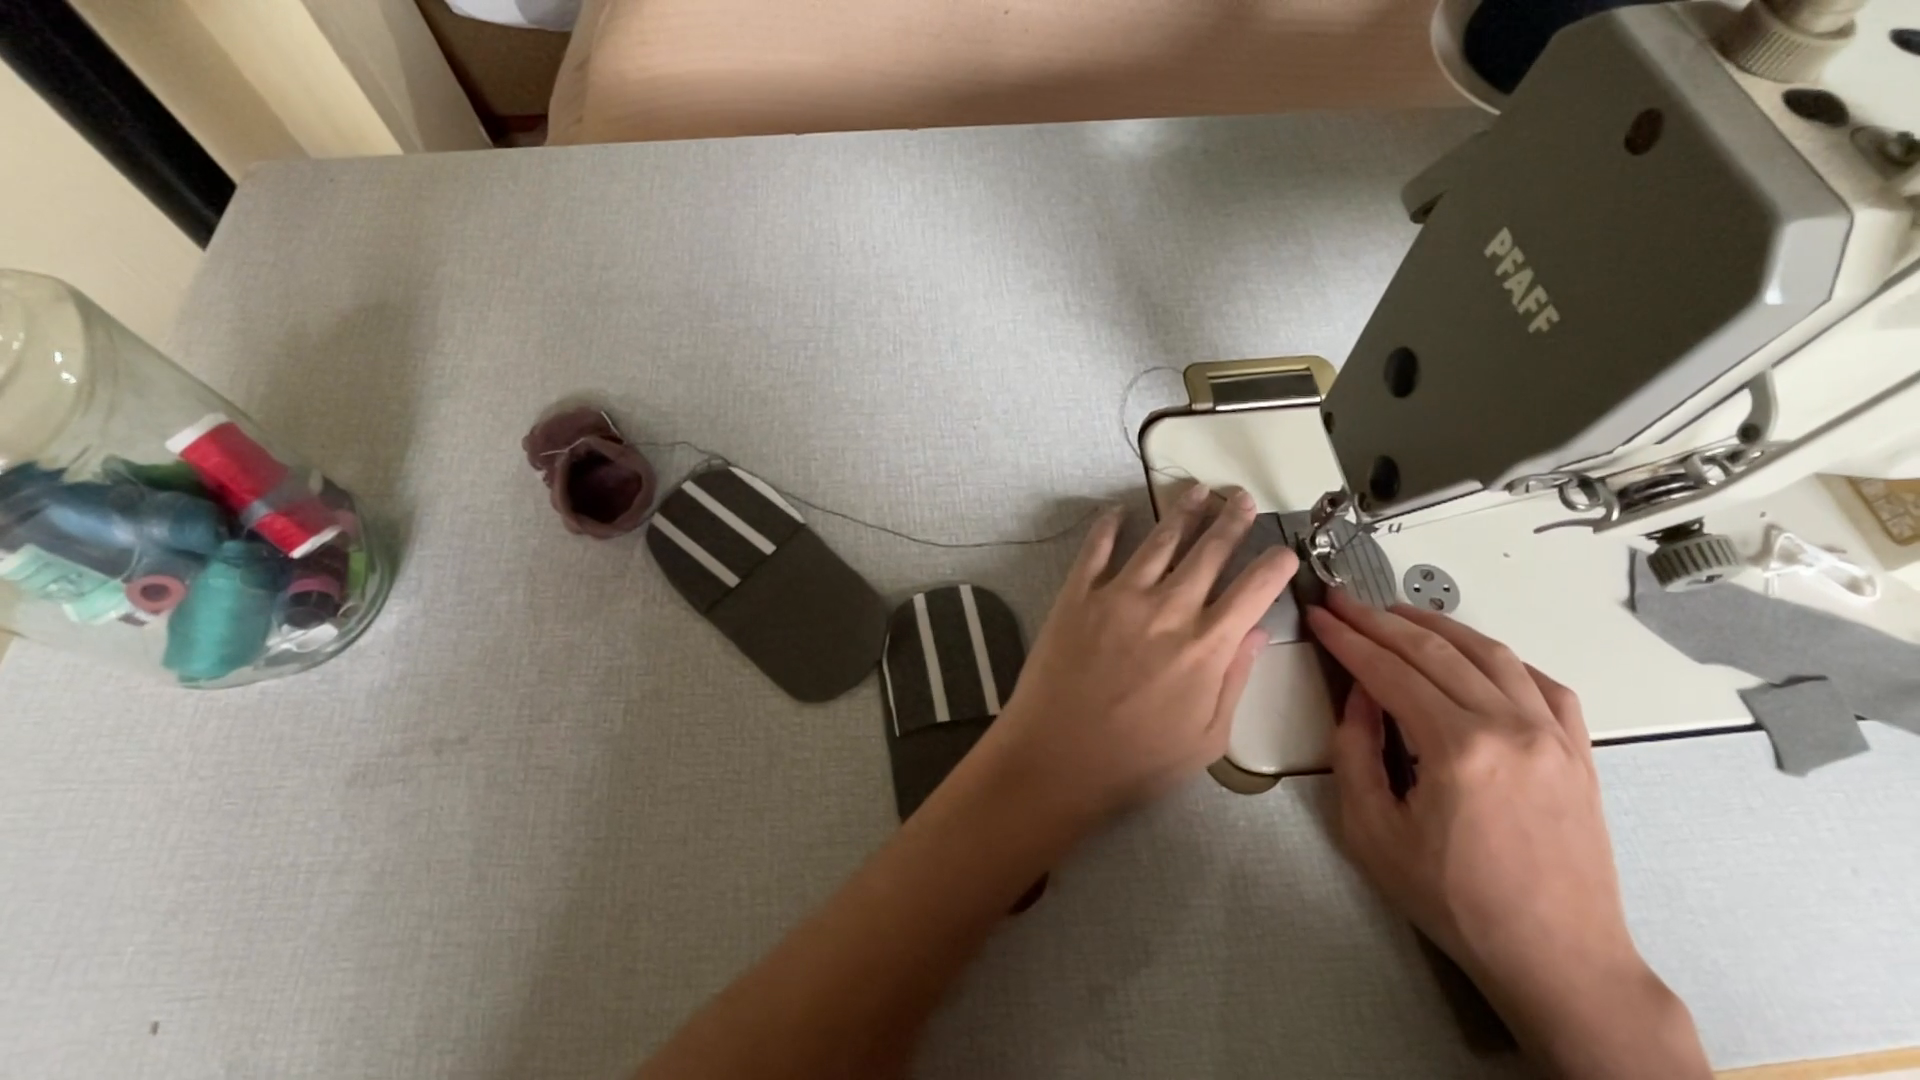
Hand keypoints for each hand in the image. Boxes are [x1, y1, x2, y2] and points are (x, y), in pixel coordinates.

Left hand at [979, 486, 1297, 825]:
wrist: (1056, 759)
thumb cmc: (1137, 762)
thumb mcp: (1207, 738)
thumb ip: (1235, 680)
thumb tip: (1258, 634)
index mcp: (1207, 645)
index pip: (1254, 590)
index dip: (1275, 565)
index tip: (1284, 551)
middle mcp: (1168, 609)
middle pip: (1209, 551)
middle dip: (1231, 520)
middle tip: (1242, 498)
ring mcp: (1119, 597)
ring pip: (1159, 540)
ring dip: (1182, 511)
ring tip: (1197, 489)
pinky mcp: (1077, 596)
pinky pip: (1095, 549)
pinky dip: (1107, 526)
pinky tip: (1117, 511)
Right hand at [1307, 593, 1708, 1078]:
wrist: (1556, 955)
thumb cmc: (1455, 901)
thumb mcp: (1372, 833)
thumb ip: (1355, 753)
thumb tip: (1360, 697)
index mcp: (1457, 748)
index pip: (1389, 671)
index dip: (1347, 639)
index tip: (1320, 616)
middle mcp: (1510, 726)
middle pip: (1435, 652)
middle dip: (1380, 620)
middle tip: (1344, 601)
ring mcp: (1553, 734)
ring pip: (1490, 654)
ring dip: (1438, 626)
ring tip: (1397, 613)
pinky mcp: (1578, 750)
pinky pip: (1540, 682)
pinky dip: (1499, 657)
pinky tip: (1474, 654)